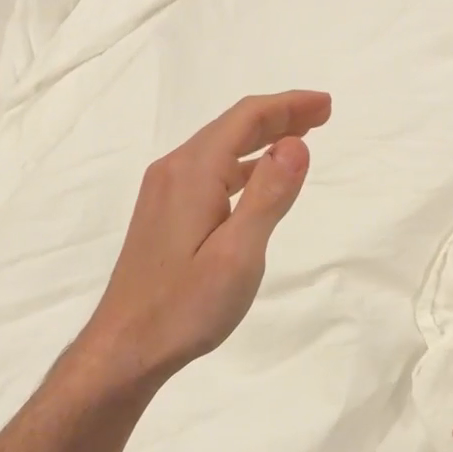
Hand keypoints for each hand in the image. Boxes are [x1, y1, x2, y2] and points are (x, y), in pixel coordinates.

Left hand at [78, 90, 331, 382]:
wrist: (126, 345)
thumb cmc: (185, 306)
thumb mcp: (238, 254)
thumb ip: (268, 197)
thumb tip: (296, 144)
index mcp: (192, 174)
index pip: (245, 120)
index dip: (288, 106)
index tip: (326, 106)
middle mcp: (173, 172)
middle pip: (230, 128)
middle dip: (278, 117)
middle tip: (321, 115)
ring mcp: (164, 194)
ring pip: (218, 150)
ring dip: (260, 140)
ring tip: (298, 141)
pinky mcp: (163, 216)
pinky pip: (208, 172)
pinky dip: (241, 165)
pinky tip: (256, 180)